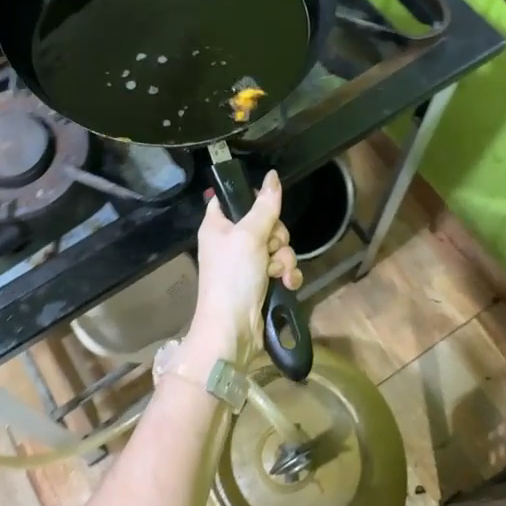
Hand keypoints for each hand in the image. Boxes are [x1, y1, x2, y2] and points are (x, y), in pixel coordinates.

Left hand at [190, 171, 299, 357]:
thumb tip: (272, 175)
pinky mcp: (261, 282)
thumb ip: (265, 206)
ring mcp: (246, 263)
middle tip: (270, 248)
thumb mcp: (249, 236)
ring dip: (284, 259)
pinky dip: (287, 275)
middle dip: (277, 237)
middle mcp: (231, 241)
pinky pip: (282, 268)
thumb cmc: (233, 277)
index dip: (251, 199)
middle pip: (265, 222)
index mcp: (218, 225)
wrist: (233, 330)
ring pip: (278, 246)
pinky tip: (286, 285)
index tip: (264, 207)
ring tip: (277, 273)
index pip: (232, 198)